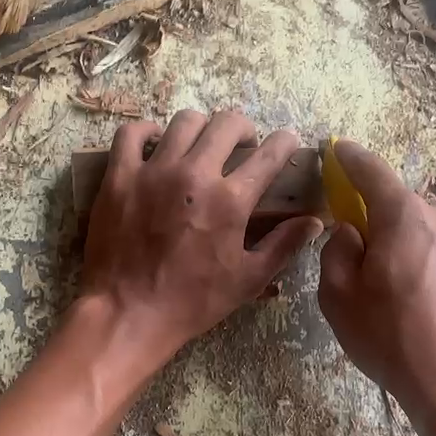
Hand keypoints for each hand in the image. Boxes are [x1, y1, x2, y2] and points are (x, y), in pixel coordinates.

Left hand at [82, 110, 323, 361]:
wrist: (128, 313)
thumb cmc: (192, 301)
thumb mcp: (247, 279)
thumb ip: (284, 246)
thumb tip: (315, 222)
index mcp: (231, 200)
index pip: (270, 153)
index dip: (285, 142)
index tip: (286, 143)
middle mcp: (195, 175)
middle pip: (227, 124)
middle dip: (244, 129)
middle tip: (242, 145)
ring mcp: (153, 171)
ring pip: (184, 121)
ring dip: (201, 128)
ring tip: (201, 145)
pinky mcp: (120, 176)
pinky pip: (132, 133)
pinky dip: (147, 131)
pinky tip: (156, 144)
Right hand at [317, 140, 435, 422]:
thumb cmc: (392, 337)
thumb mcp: (339, 296)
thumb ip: (337, 251)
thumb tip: (351, 233)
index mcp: (405, 215)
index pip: (372, 170)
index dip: (350, 159)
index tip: (337, 150)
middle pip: (397, 207)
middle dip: (374, 222)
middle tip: (355, 259)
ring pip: (418, 234)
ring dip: (398, 249)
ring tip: (385, 296)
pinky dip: (420, 268)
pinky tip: (413, 309)